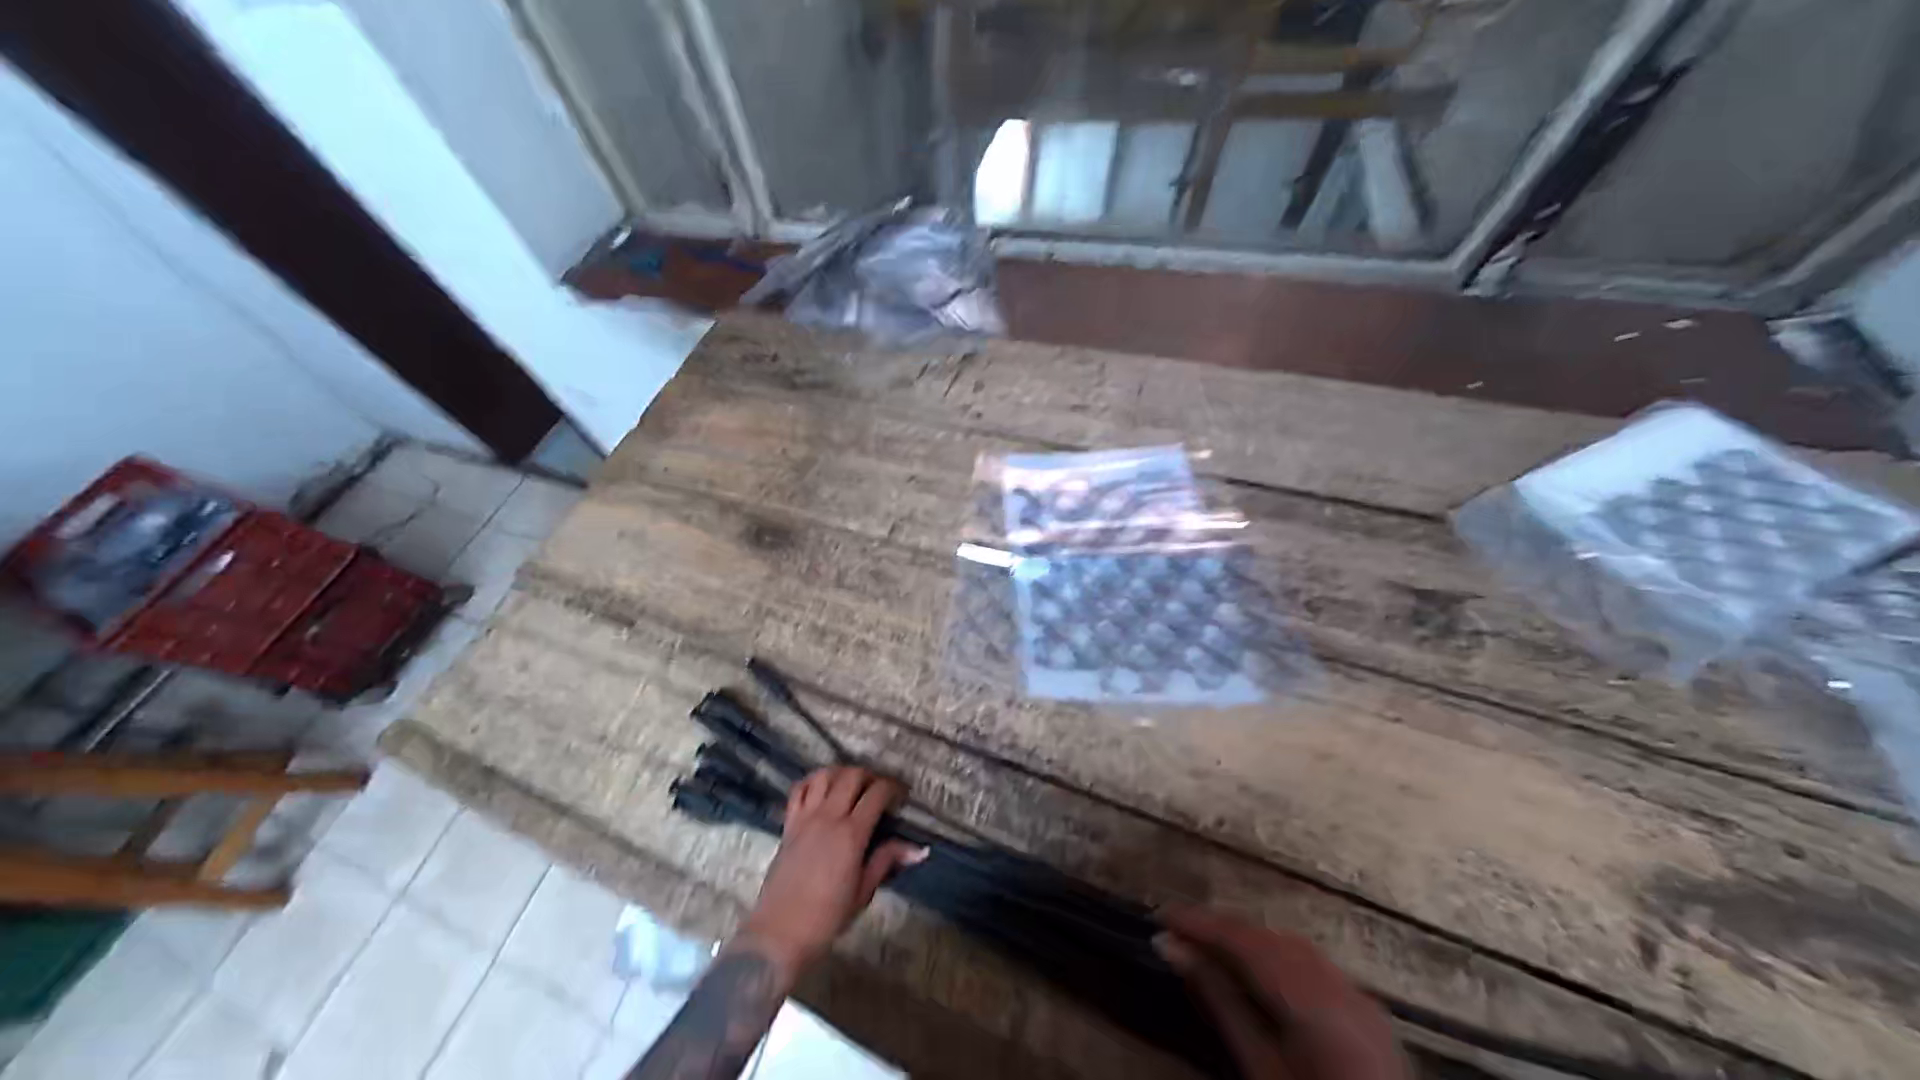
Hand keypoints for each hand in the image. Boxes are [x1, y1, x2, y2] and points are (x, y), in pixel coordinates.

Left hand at [737, 766, 927, 975]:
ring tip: (852, 785)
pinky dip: (813, 781)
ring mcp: (805, 818)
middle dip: (870, 776)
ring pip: (825, 776)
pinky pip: (799, 790)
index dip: (893, 788)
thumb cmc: (827, 917)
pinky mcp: (788, 825)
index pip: (877, 794)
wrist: (780, 933)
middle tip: (879, 790)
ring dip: (842, 773)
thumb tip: (919, 849)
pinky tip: (822, 789)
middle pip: (851, 776)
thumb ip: (887, 861)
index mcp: (851, 834)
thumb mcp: (863, 891)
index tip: (901, 795)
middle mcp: (828, 818)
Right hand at [1156, 907, 1407, 1079]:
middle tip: (1176, 930)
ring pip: (1293, 946)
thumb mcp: (1259, 1069)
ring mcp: (1362, 998)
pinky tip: (1251, 965)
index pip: (1247, 943)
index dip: (1201, 924)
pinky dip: (1274, 955)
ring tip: (1204, 943)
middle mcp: (1344, 988)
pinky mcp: (1368, 1011)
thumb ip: (1220, 1001)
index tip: (1160, 916)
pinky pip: (1313, 964)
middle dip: (1221, 928)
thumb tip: (1172, 948)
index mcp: (1316, 1005)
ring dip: (1246, 938)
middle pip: (1271, 939)